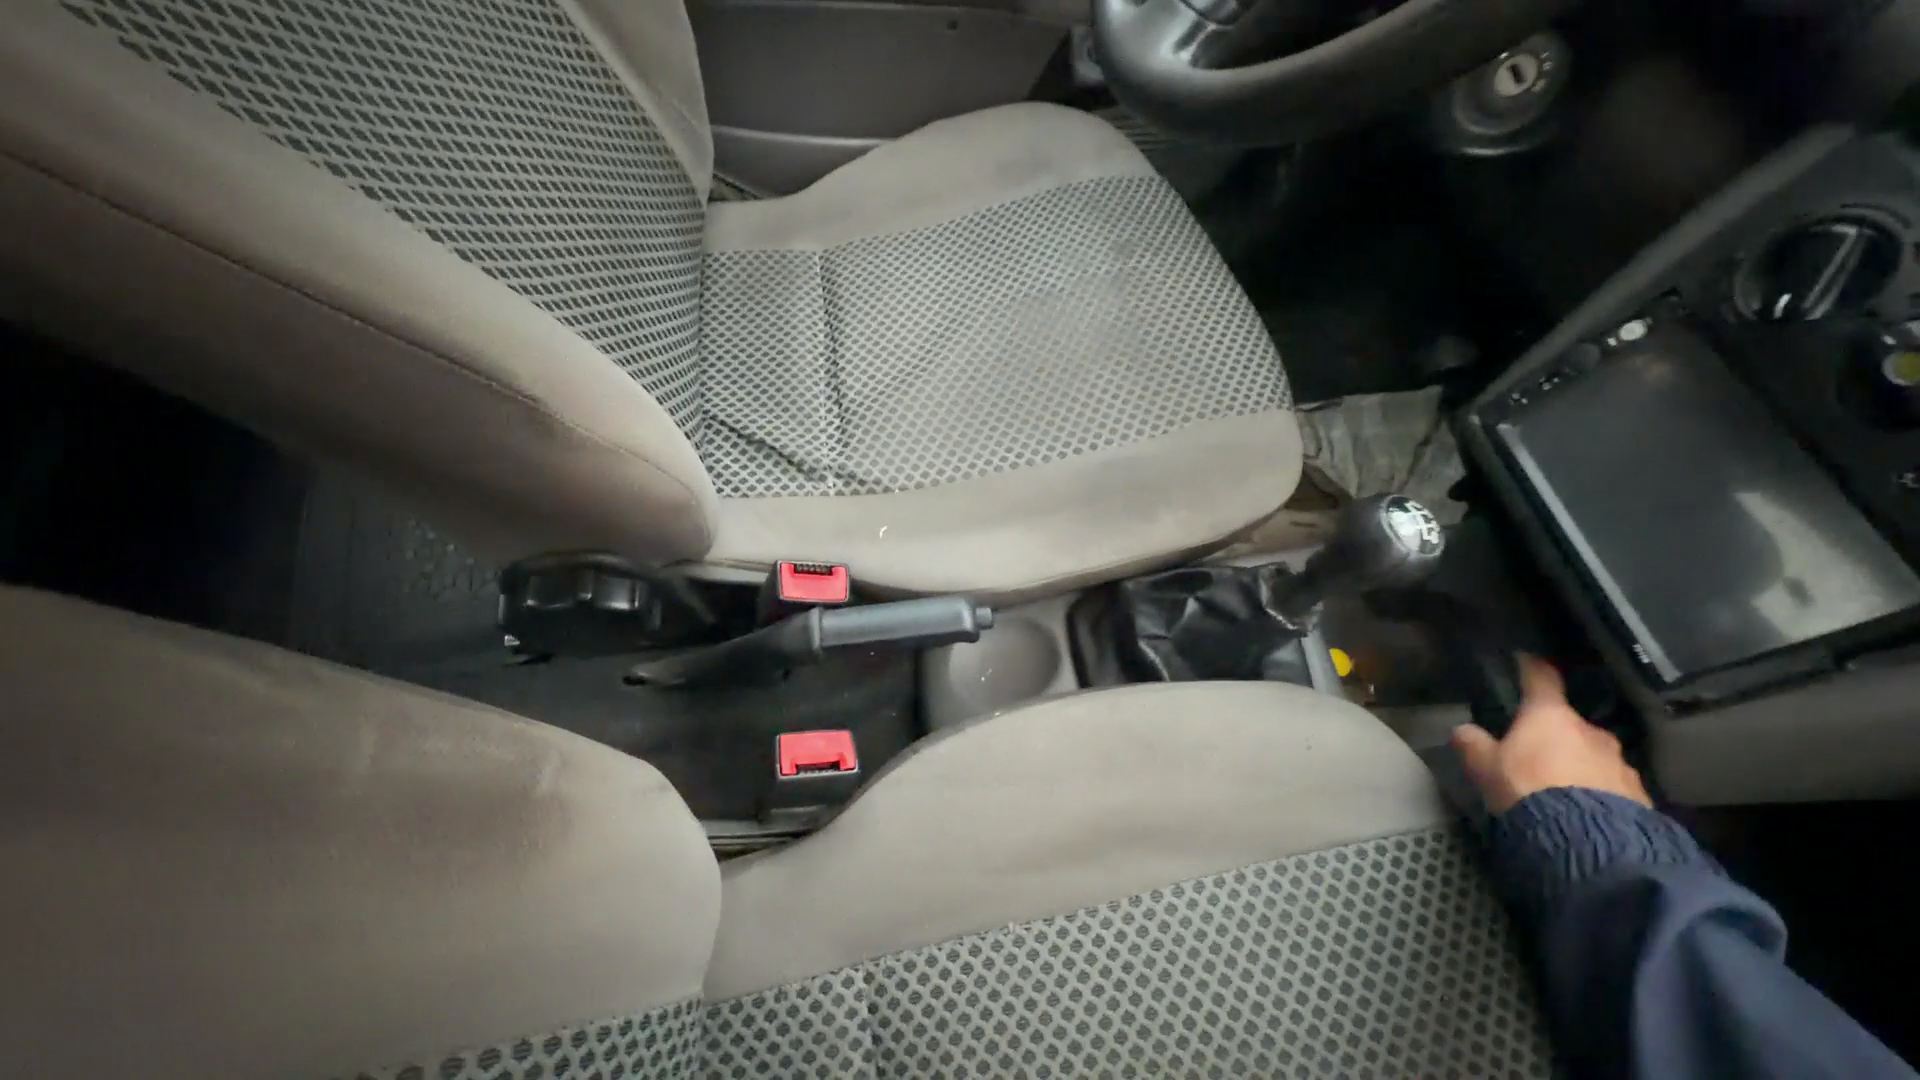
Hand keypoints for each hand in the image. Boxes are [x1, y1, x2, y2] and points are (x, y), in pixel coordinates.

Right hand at [1450, 655, 1651, 814]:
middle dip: (1555, 734)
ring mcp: (1619, 761)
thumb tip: (1463, 729)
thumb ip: (1474, 745)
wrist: (1588, 839)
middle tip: (1536, 752)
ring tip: (1562, 788)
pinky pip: (1611, 783)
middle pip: (1568, 723)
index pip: (1542, 679)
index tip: (1527, 660)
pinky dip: (1597, 789)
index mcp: (1550, 716)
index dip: (1532, 667)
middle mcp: (1590, 730)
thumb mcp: (1486, 768)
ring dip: (1578, 763)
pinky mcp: (1638, 793)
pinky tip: (1584, 809)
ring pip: (1592, 754)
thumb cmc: (1528, 788)